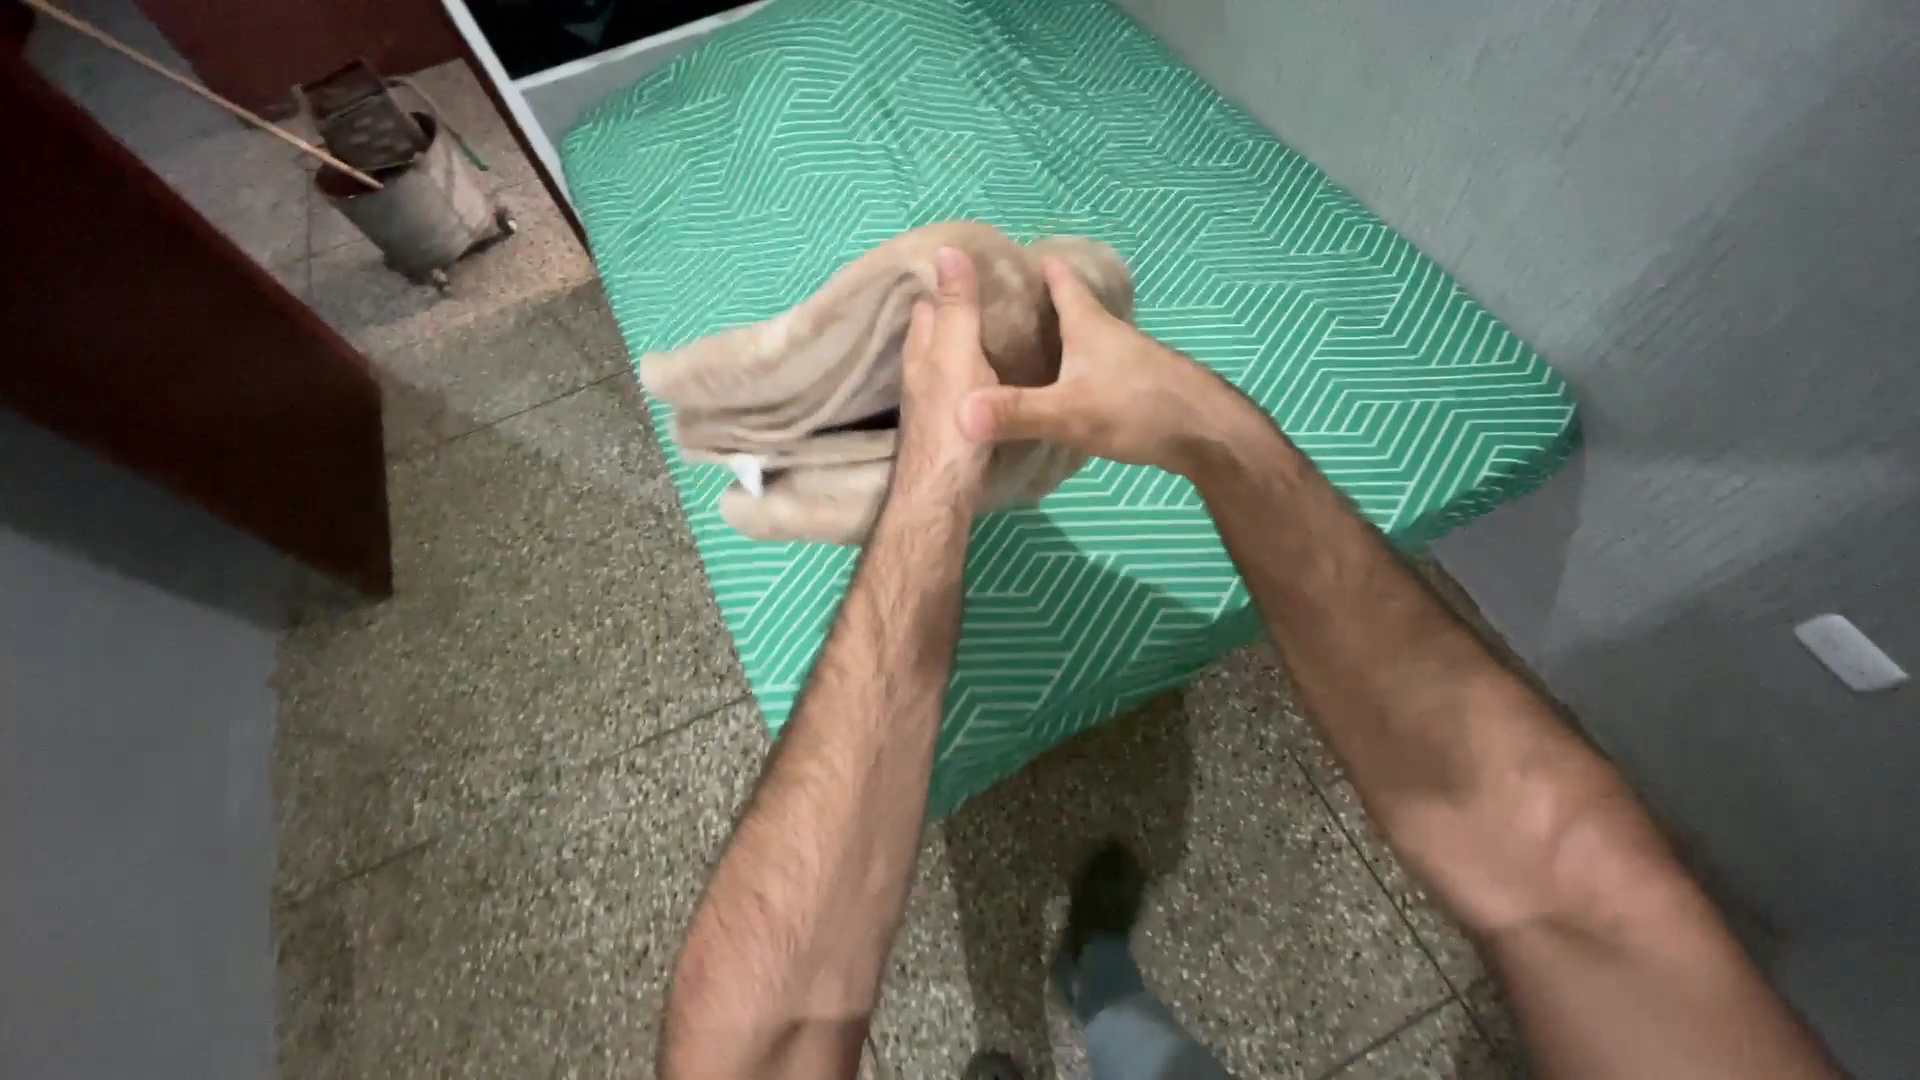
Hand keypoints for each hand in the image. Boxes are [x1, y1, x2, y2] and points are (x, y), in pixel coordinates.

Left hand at [895, 247, 999, 506]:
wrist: (943, 489)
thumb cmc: (954, 419)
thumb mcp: (958, 354)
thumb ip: (956, 307)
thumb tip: (946, 249)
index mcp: (921, 349)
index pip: (926, 302)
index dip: (944, 283)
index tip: (973, 267)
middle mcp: (920, 371)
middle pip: (933, 330)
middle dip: (954, 310)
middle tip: (993, 295)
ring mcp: (931, 400)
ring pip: (945, 359)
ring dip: (964, 342)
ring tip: (997, 328)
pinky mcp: (946, 423)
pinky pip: (958, 385)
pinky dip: (972, 372)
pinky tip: (991, 375)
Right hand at [959, 257, 1268, 477]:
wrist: (1206, 433)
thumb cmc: (1136, 409)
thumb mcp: (1068, 413)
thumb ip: (1015, 413)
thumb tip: (959, 413)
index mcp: (1090, 326)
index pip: (1064, 283)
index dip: (1043, 267)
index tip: (1021, 254)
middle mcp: (1112, 335)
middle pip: (1077, 309)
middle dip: (1048, 303)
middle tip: (1014, 306)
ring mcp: (1133, 360)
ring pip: (1092, 340)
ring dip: (1067, 338)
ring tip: (1037, 347)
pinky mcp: (1145, 386)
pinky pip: (1104, 367)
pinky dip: (1083, 367)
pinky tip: (1074, 388)